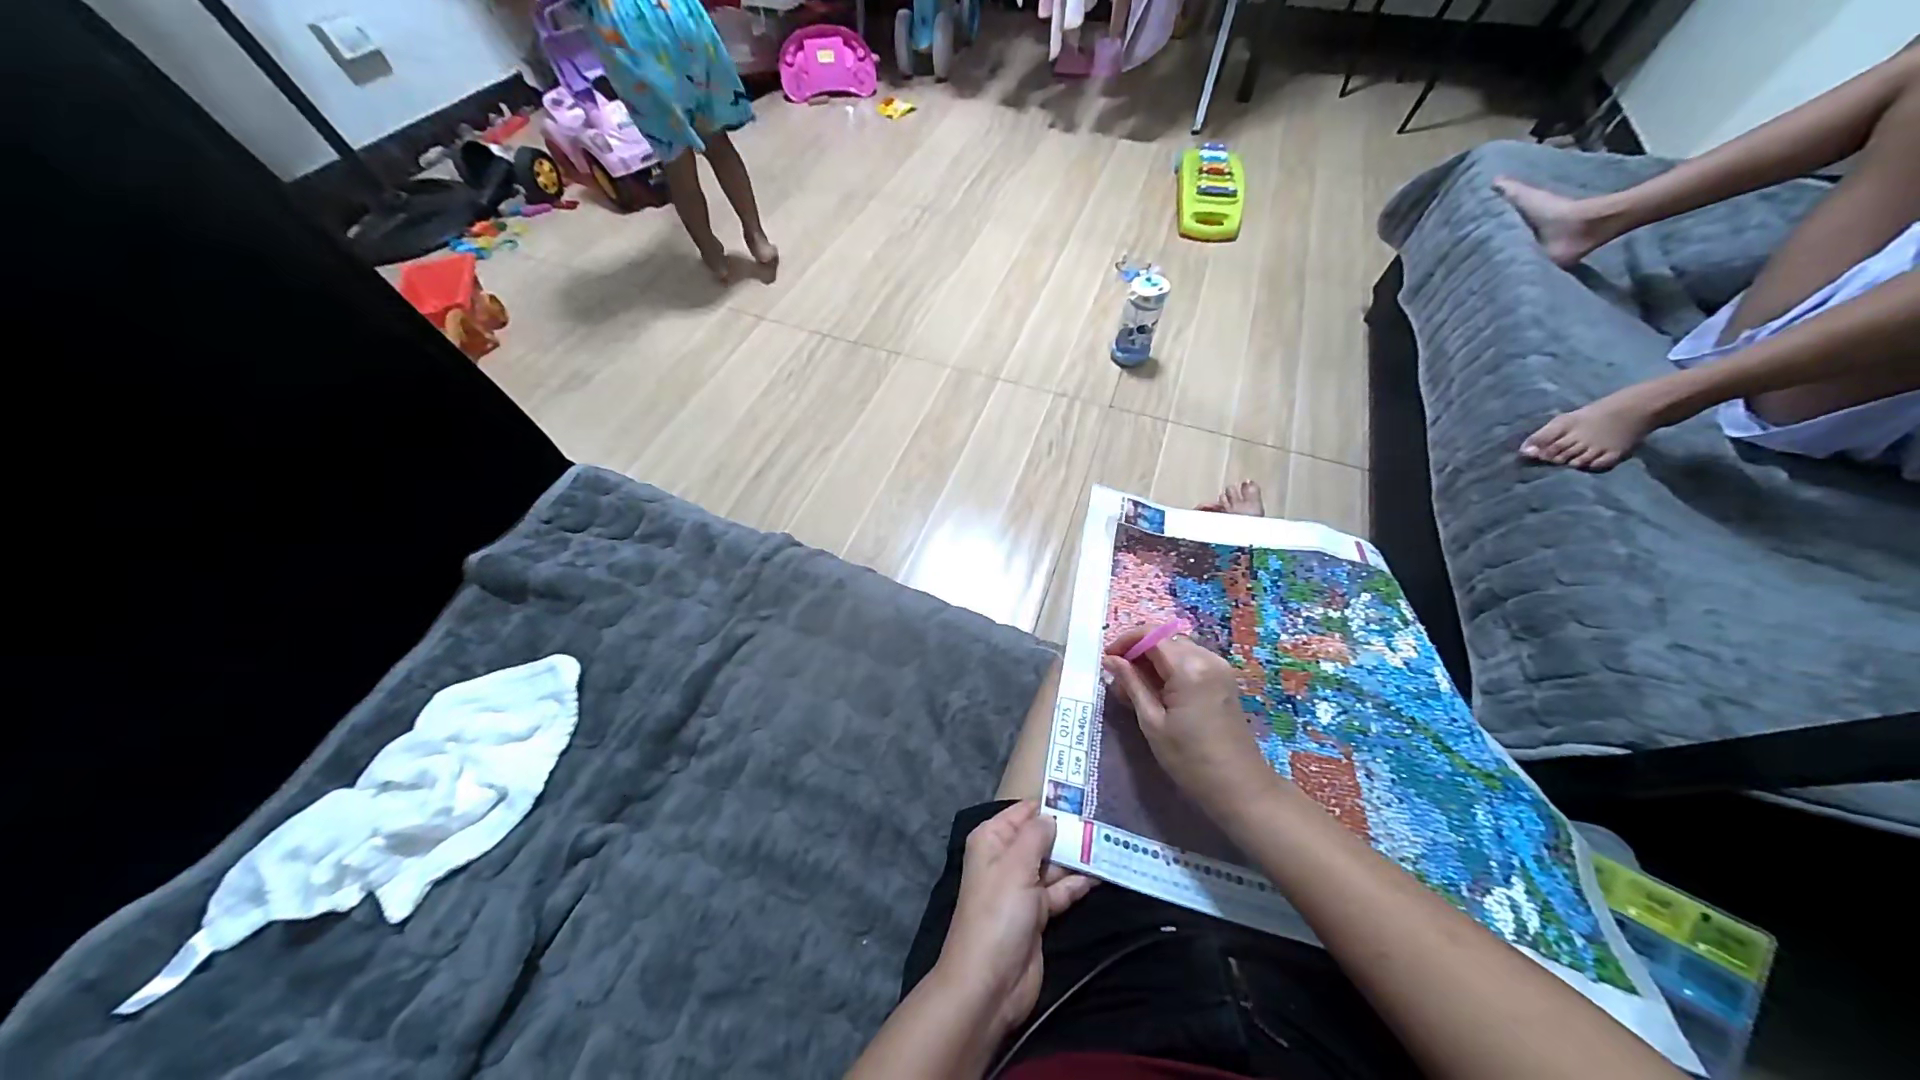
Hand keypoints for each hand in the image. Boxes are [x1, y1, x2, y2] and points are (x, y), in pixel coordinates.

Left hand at [936, 801, 1096, 1036]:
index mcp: (992, 839)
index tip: (1085, 796)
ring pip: (1054, 863)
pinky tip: (1102, 872)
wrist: (989, 982)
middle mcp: (1006, 858)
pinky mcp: (1038, 913)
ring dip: (1078, 857)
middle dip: (1069, 831)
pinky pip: (1061, 890)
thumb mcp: (1016, 865)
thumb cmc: (998, 913)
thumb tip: (1052, 816)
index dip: (1052, 804)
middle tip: (1106, 819)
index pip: (1024, 812)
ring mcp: (1022, 887)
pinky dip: (1078, 884)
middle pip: (1041, 836)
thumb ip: (1036, 835)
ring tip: (1110, 842)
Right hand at [1102, 626, 1277, 826]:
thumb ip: (1131, 684)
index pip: (1150, 635)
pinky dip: (1169, 667)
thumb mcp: (1152, 722)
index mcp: (1189, 668)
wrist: (1239, 786)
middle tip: (1118, 678)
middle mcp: (1207, 658)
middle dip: (1137, 651)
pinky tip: (1158, 691)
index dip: (1125, 641)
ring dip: (1152, 659)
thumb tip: (1111, 660)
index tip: (1107, 659)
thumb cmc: (1190, 759)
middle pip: (1163, 638)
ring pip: (1175, 648)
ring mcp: (1219, 667)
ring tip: (1134, 687)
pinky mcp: (1222, 678)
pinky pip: (1189, 660)